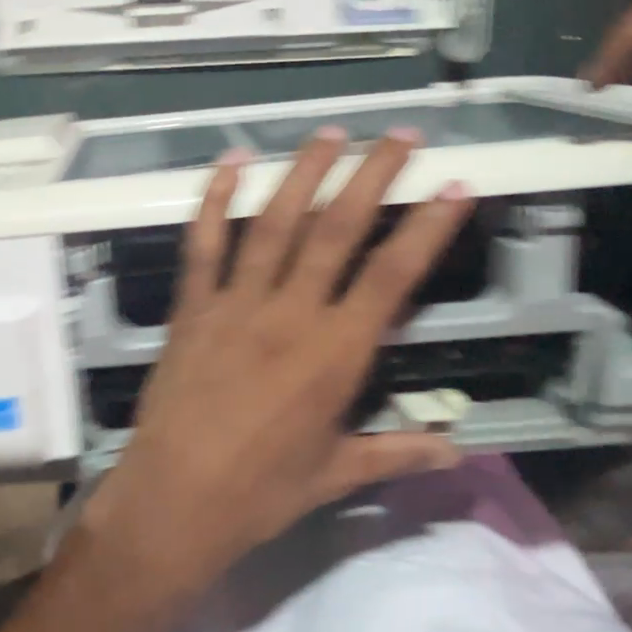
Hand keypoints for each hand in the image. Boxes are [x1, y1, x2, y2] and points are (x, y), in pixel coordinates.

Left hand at [76, 127, 473, 590]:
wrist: (174, 498)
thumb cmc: (260, 492)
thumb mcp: (336, 473)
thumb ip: (397, 453)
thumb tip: (457, 451)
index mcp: (335, 354)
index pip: (393, 275)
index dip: (427, 227)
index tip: (454, 186)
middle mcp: (289, 314)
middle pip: (337, 229)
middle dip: (372, 175)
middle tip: (400, 135)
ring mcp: (235, 305)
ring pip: (275, 224)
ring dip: (303, 173)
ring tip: (330, 133)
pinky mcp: (192, 309)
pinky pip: (203, 245)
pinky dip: (214, 201)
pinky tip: (230, 162)